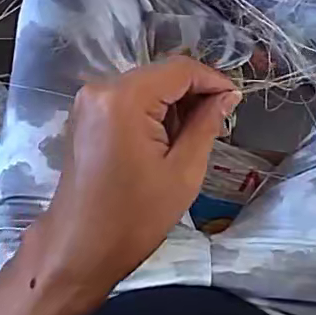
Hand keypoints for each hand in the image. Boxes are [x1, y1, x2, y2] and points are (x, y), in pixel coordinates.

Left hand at [17, 58, 241, 305]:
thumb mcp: (183, 171)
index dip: (212, 80)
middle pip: (159, 74)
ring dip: (171, 102)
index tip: (236, 101)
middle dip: (192, 93)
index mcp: (124, 98)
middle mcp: (101, 87)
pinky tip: (164, 138)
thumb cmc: (134, 216)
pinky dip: (149, 109)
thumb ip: (206, 124)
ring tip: (191, 137)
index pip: (178, 69)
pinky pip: (126, 97)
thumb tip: (227, 96)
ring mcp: (88, 99)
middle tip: (218, 123)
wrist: (79, 245)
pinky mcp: (85, 113)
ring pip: (144, 84)